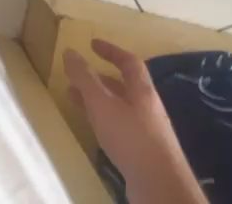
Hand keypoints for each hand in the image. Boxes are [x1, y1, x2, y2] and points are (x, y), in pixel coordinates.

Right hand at [64, 40, 204, 203]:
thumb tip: (70, 51)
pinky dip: (102, 118)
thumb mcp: (102, 103)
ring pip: (120, 106)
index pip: (129, 62)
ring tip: (74, 97)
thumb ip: (84, 77)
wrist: (161, 187)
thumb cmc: (131, 138)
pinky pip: (119, 125)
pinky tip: (91, 125)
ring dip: (98, 98)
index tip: (91, 44)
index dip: (111, 50)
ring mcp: (147, 131)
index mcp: (143, 92)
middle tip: (77, 74)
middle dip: (99, 77)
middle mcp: (148, 108)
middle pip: (124, 85)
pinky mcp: (143, 151)